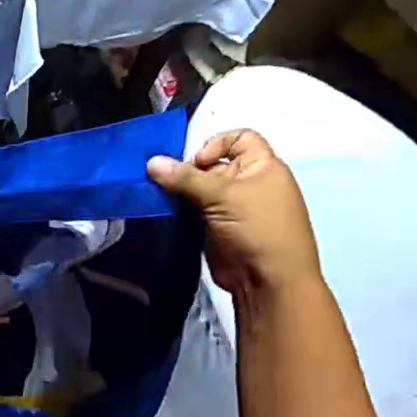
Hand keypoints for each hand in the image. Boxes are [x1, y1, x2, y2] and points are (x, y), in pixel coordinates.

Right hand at [146, 129, 320, 298]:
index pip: (240, 138)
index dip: (216, 144)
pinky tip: (161, 210)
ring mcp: (228, 205)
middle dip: (186, 169)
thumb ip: (185, 178)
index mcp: (261, 166)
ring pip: (196, 187)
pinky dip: (175, 207)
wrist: (266, 279)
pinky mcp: (212, 225)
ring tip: (156, 195)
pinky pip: (190, 208)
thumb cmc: (258, 228)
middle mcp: (245, 182)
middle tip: (165, 181)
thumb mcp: (224, 196)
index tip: (197, 163)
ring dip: (176, 190)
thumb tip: (150, 162)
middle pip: (210, 163)